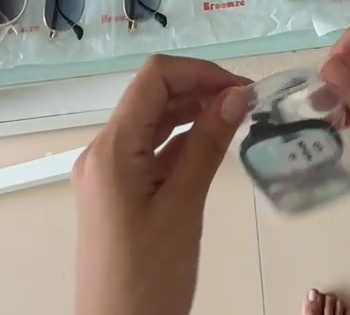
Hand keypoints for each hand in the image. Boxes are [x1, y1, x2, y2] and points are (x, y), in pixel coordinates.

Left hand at [74, 55, 249, 314]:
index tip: (239, 88)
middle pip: (152, 96)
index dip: (198, 72)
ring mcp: (108, 171)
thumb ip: (207, 144)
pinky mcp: (118, 191)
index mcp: (111, 148)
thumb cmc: (149, 276)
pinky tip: (212, 144)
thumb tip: (236, 94)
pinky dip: (181, 139)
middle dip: (199, 89)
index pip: (153, 79)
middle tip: (246, 102)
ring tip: (235, 118)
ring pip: (152, 120)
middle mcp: (103, 150)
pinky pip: (150, 148)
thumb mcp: (183, 206)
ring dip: (192, 111)